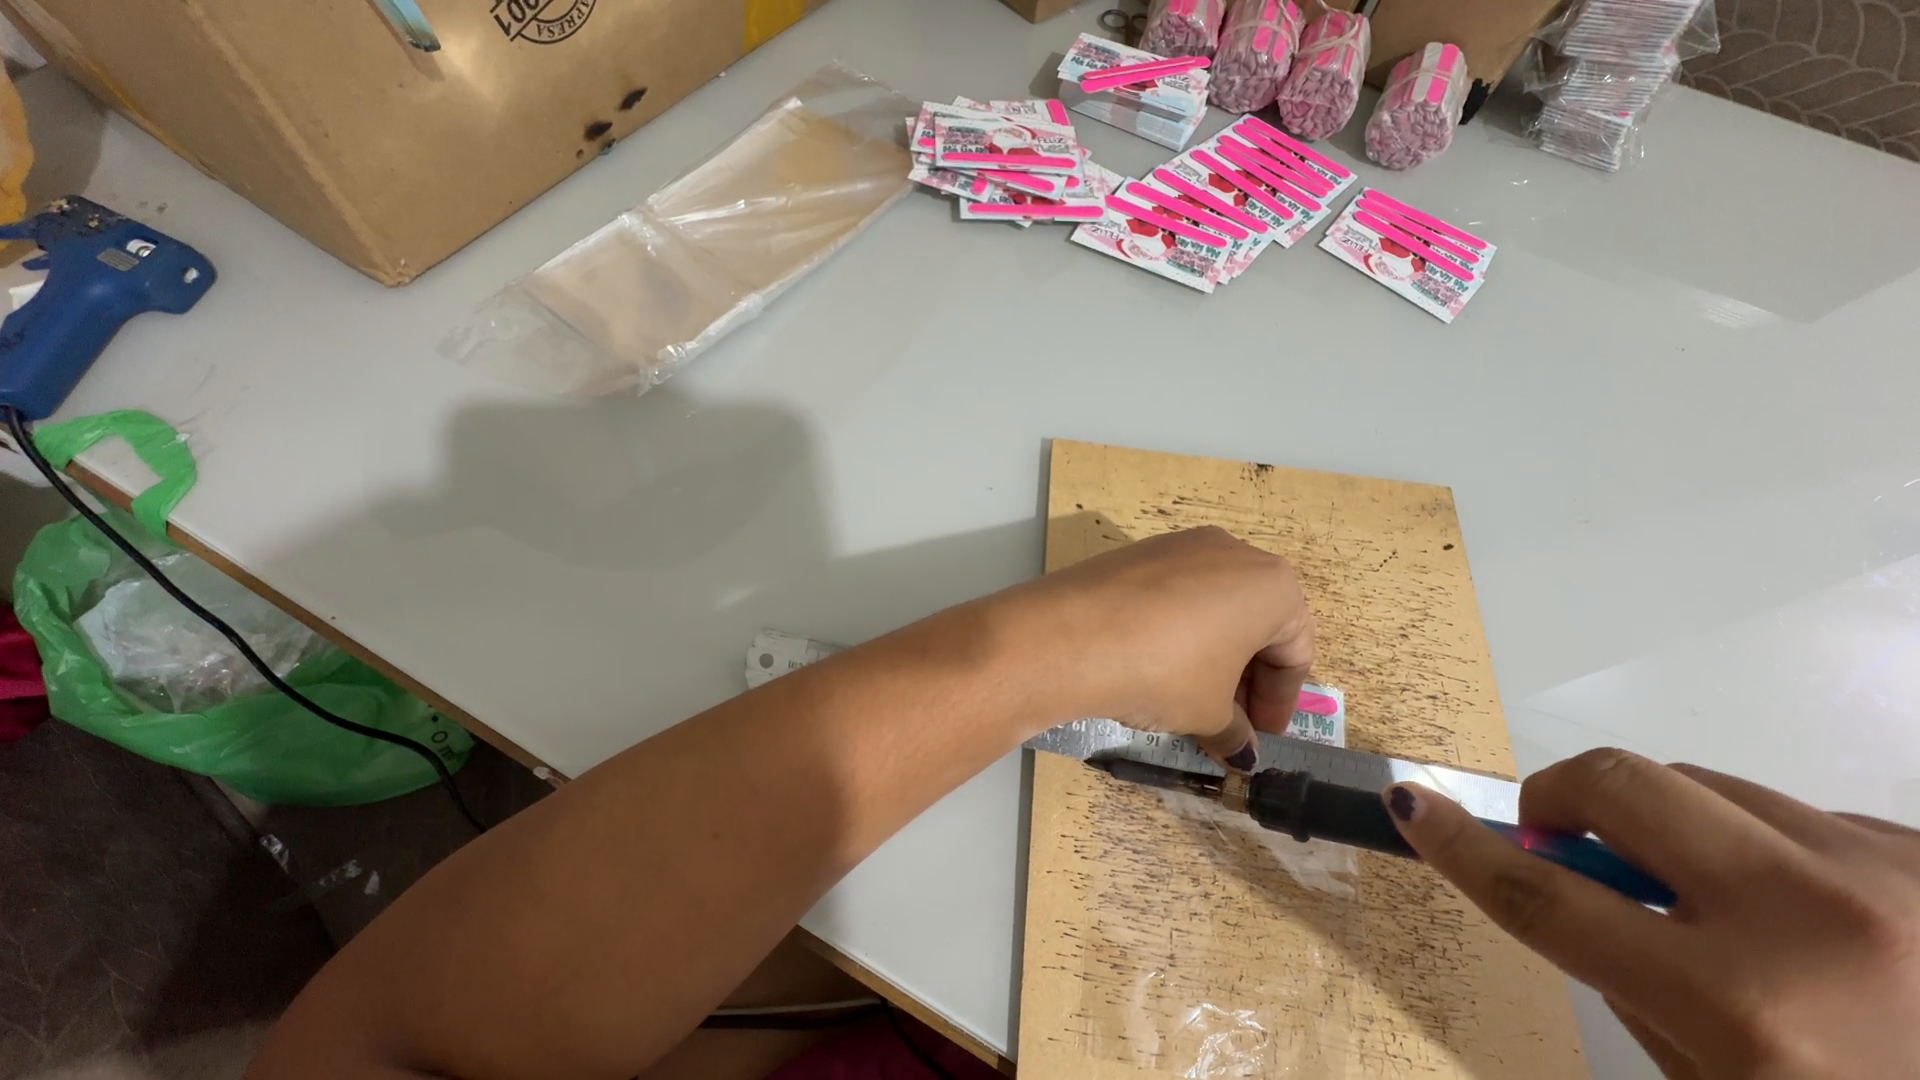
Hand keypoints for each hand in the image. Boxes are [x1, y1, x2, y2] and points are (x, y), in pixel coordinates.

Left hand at [1002, 526, 1313, 768]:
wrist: (1070, 635)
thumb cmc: (1165, 672)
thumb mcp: (1208, 713)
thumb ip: (1235, 733)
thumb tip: (1242, 754)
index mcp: (1272, 585)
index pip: (1295, 652)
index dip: (1279, 703)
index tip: (1258, 737)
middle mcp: (1233, 552)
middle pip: (1254, 624)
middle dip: (1245, 680)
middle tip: (1226, 725)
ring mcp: (1180, 545)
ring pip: (1213, 608)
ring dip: (1211, 657)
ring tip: (1188, 702)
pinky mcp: (1137, 552)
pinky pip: (1174, 597)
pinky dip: (1176, 633)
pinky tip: (1153, 668)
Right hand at [1384, 749, 1919, 1077]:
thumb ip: (1629, 983)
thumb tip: (1580, 878)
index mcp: (1747, 1008)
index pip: (1546, 897)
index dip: (1463, 846)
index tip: (1411, 805)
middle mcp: (1816, 919)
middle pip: (1618, 784)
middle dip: (1562, 799)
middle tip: (1566, 842)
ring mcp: (1891, 873)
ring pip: (1704, 785)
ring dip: (1671, 829)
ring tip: (1722, 902)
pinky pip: (1792, 812)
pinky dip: (1763, 848)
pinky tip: (1818, 917)